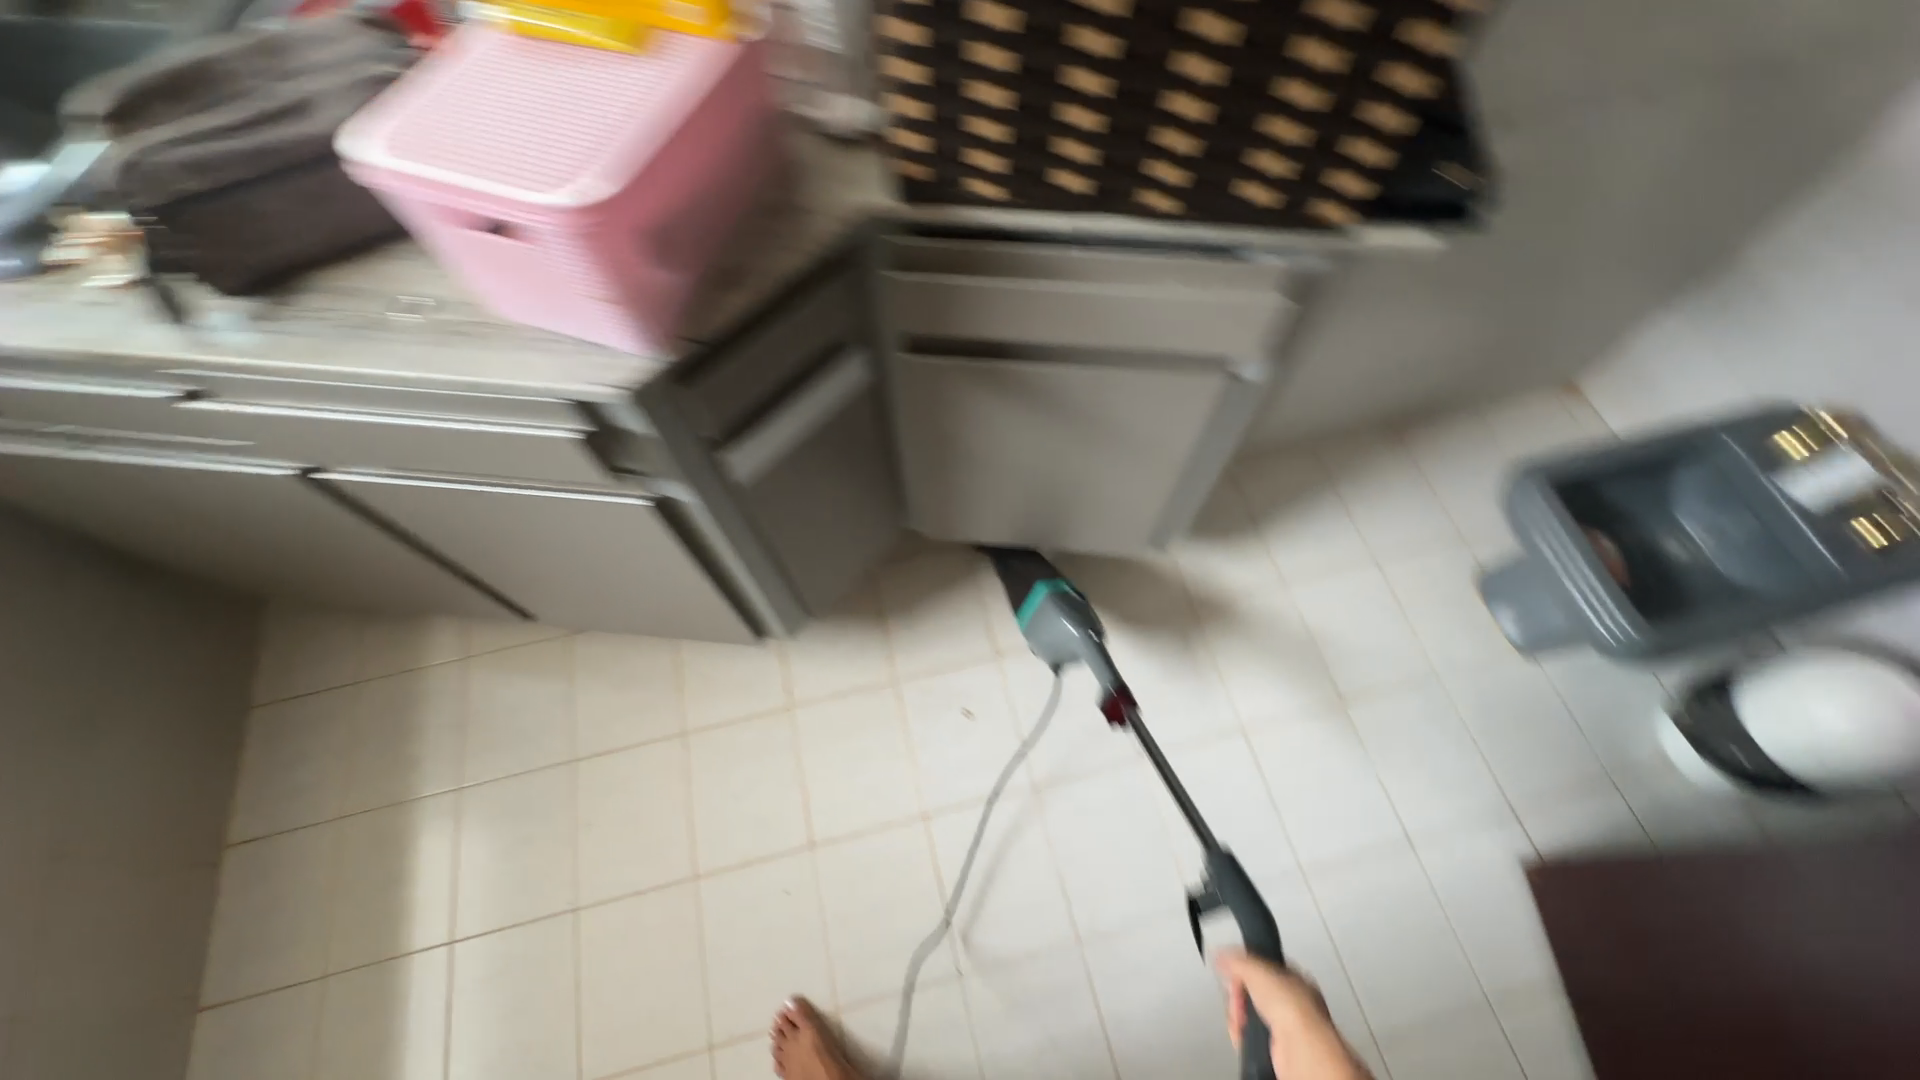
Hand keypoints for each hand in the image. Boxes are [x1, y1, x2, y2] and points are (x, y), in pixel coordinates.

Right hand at [1215, 949, 1373, 1079]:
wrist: (1297, 1045)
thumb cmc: (1292, 1007)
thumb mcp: (1257, 970)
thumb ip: (1238, 960)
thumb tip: (1223, 954)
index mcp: (1293, 978)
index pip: (1263, 967)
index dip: (1244, 968)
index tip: (1232, 970)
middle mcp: (1290, 1002)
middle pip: (1252, 991)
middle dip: (1239, 993)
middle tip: (1237, 994)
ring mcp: (1282, 1025)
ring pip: (1248, 1013)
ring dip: (1238, 1014)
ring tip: (1240, 1016)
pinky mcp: (1273, 1046)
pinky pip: (1249, 1034)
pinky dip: (1241, 1033)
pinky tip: (1244, 1031)